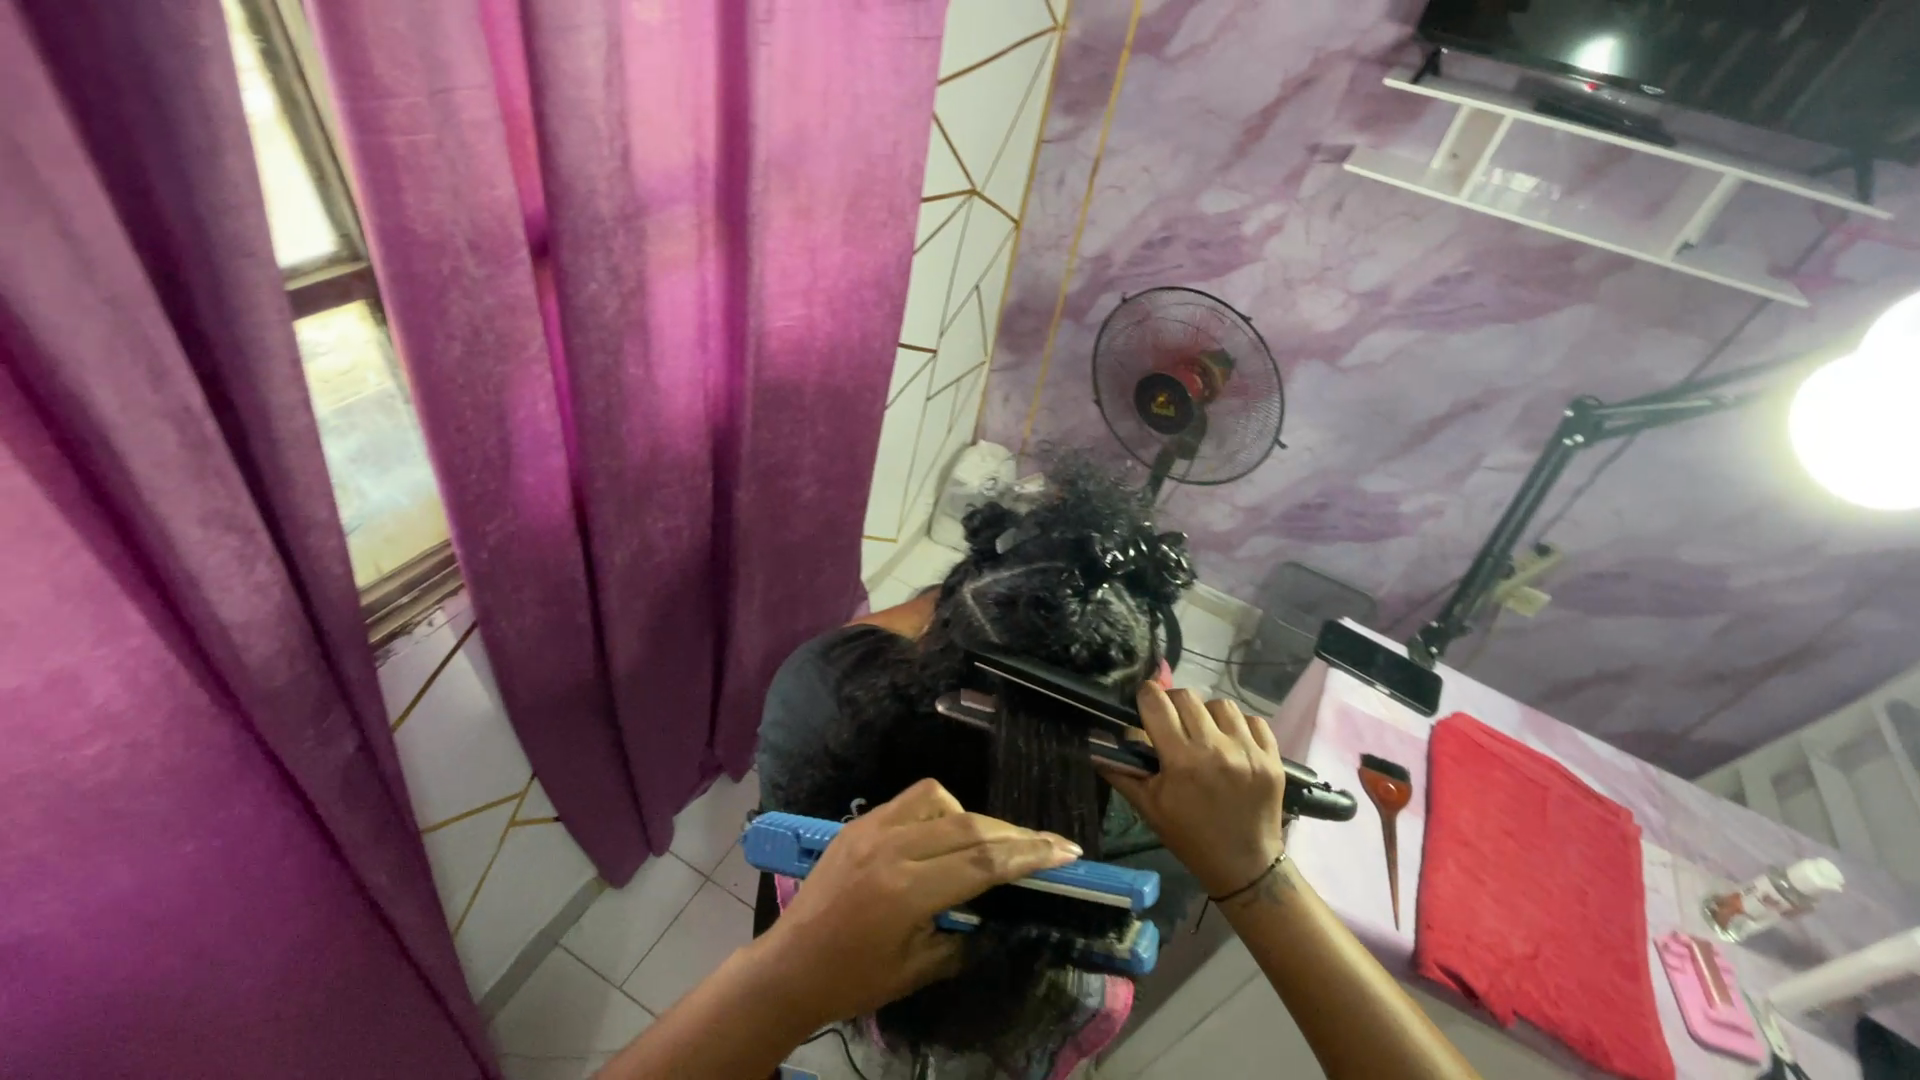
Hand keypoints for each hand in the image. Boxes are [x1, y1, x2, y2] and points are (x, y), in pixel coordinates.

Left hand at [745, 779, 1081, 1026]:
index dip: (1030, 855)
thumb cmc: (853, 979)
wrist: (788, 965)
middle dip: (1018, 834)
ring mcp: (871, 829)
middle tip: (1051, 843)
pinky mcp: (859, 822)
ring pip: (941, 800)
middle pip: (971, 826)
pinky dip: (941, 810)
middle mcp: (891, 849)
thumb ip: (964, 938)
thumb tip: (999, 916)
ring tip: (991, 844)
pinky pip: (911, 800)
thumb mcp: (917, 970)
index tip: (1066, 852)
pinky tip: (947, 834)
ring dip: (977, 818)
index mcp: (906, 892)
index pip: (983, 863)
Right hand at [1100, 686, 1288, 897]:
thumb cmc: (1189, 836)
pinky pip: (1253, 720)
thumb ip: (1119, 770)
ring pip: (1221, 704)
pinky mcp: (1272, 758)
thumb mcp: (1147, 806)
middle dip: (1173, 703)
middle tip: (1171, 722)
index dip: (1146, 696)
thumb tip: (1095, 740)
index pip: (1157, 702)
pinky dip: (1239, 726)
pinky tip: (1230, 743)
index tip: (1144, 702)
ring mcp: (1249, 752)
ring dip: (1207, 714)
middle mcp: (1217, 750)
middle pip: (1187, 697)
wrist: (1244, 865)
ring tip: (1204, 734)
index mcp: (1181, 762)